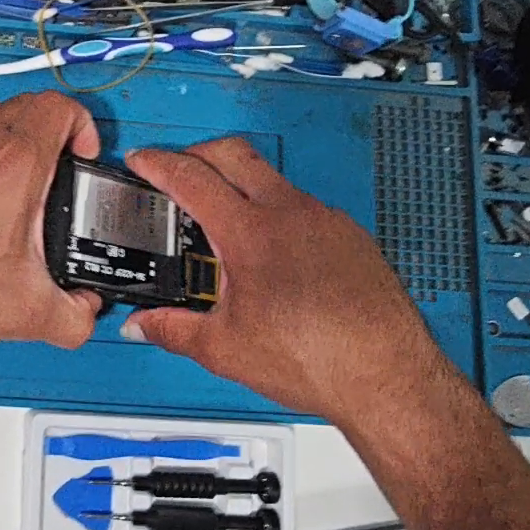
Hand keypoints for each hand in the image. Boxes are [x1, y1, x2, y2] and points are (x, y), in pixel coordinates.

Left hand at [0, 91, 103, 352]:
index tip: (83, 154)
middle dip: (54, 130)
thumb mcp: (25, 312)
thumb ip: (73, 315)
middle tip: (61, 167)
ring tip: (24, 176)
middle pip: (28, 104)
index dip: (83, 125)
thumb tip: (83, 312)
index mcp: (12, 165)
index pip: (59, 108)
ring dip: (14, 133)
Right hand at [123, 138, 458, 423]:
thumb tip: (143, 325)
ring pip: (270, 176)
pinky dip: (272, 209)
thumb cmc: (319, 360)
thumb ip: (172, 329)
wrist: (388, 376)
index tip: (142, 160)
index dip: (158, 164)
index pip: (192, 178)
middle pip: (233, 153)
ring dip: (237, 181)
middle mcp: (290, 214)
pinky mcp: (348, 234)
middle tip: (175, 170)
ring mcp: (324, 220)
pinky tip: (266, 249)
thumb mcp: (224, 348)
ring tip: (218, 218)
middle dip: (195, 153)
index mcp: (251, 235)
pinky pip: (301, 204)